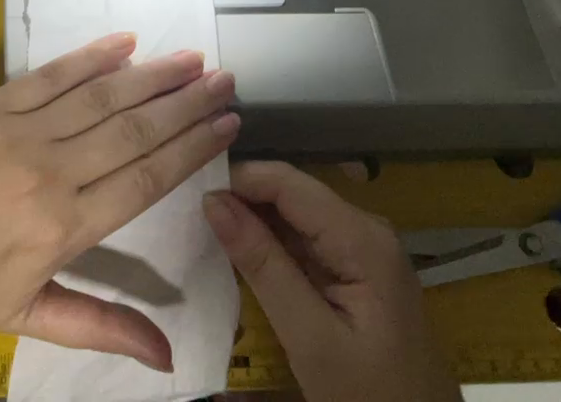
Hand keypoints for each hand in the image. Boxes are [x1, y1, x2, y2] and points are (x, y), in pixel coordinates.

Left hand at [0, 32, 238, 370]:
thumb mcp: (29, 317)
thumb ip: (102, 326)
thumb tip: (170, 357)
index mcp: (65, 226)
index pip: (147, 176)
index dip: (194, 147)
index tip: (228, 123)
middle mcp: (51, 171)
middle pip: (135, 129)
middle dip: (186, 102)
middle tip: (225, 79)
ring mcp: (21, 131)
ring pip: (101, 96)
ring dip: (151, 75)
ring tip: (191, 58)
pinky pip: (51, 75)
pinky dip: (91, 57)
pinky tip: (124, 43)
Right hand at [203, 162, 460, 401]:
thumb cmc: (369, 395)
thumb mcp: (310, 337)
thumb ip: (263, 265)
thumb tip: (214, 202)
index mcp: (362, 237)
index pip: (288, 182)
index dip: (238, 179)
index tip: (191, 195)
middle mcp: (366, 228)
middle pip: (291, 193)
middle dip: (242, 199)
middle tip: (191, 216)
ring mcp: (363, 248)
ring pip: (294, 215)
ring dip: (252, 222)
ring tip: (205, 230)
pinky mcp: (356, 269)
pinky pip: (305, 241)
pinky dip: (271, 245)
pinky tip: (240, 255)